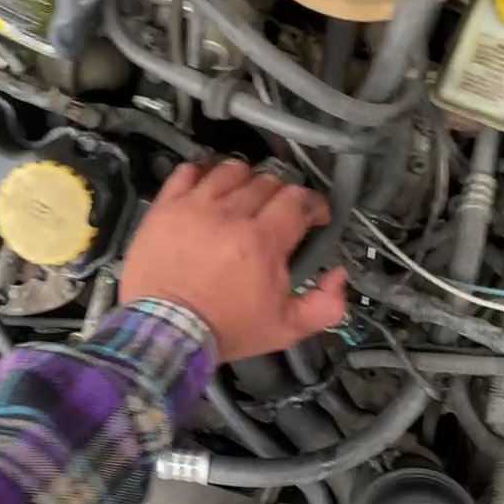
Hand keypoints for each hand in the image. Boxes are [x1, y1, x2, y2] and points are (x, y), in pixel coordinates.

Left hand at [121, 159, 347, 361]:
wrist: (166, 334)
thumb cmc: (223, 331)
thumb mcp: (285, 329)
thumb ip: (324, 306)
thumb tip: (338, 276)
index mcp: (262, 241)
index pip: (299, 199)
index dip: (313, 204)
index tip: (314, 216)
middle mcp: (229, 215)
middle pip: (268, 181)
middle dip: (281, 195)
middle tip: (278, 215)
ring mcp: (194, 207)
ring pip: (231, 170)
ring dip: (245, 180)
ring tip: (244, 199)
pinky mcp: (165, 208)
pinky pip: (189, 171)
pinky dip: (203, 173)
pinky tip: (209, 189)